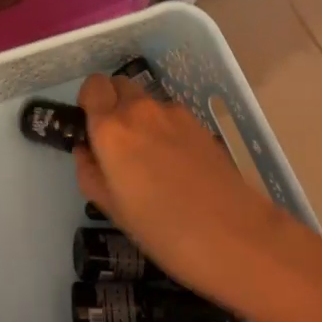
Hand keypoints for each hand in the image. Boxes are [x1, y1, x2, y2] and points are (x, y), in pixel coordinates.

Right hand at [73, 73, 306, 299]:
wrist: (235, 235)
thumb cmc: (163, 230)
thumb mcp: (113, 210)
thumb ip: (90, 173)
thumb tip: (86, 152)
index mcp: (111, 129)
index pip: (92, 86)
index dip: (89, 103)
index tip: (92, 129)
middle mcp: (139, 110)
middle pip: (119, 86)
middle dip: (113, 105)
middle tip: (118, 145)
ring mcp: (173, 113)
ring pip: (146, 102)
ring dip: (140, 119)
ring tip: (152, 160)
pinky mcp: (199, 123)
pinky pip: (170, 116)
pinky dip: (165, 129)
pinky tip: (177, 166)